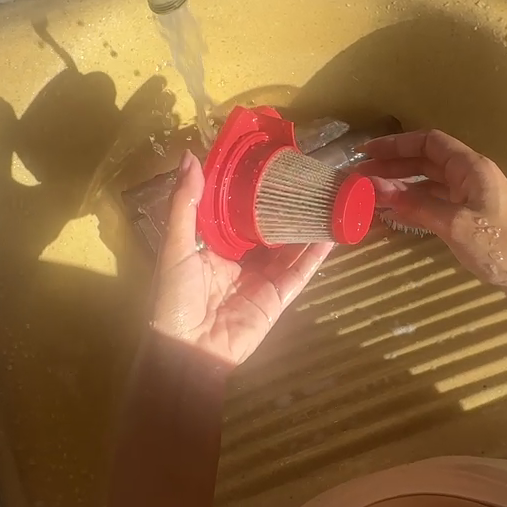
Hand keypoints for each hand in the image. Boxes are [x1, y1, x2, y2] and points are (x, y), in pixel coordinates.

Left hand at [149, 151, 332, 368]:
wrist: (188, 350)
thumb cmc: (175, 298)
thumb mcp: (175, 245)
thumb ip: (185, 203)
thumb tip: (189, 156)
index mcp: (212, 248)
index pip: (237, 214)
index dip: (252, 192)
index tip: (268, 166)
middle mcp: (239, 261)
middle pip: (268, 230)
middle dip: (285, 208)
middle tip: (305, 178)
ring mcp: (261, 280)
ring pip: (289, 249)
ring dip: (306, 227)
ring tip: (326, 199)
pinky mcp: (278, 298)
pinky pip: (300, 273)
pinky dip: (315, 254)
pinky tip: (331, 233)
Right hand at [359, 130, 506, 296]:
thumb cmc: (504, 248)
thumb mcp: (456, 225)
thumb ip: (416, 205)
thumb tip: (375, 187)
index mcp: (472, 168)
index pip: (429, 142)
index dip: (396, 144)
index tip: (366, 153)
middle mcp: (471, 177)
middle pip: (425, 163)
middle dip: (391, 167)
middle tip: (358, 179)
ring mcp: (472, 200)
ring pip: (428, 185)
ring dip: (399, 188)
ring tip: (368, 197)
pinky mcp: (472, 221)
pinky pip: (435, 205)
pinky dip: (413, 207)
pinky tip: (393, 215)